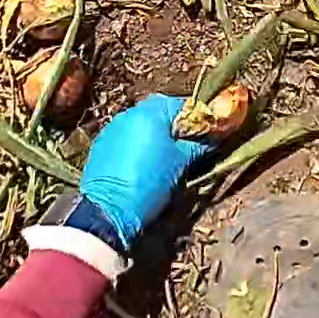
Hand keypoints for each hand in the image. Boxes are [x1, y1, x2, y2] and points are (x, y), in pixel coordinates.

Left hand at [80, 94, 214, 246]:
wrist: (106, 213)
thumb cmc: (150, 181)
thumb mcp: (181, 162)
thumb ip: (200, 143)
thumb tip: (218, 134)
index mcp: (152, 110)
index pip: (183, 104)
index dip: (198, 119)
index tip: (206, 135)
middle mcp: (131, 112)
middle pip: (161, 113)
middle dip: (175, 128)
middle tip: (187, 148)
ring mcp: (113, 128)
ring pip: (143, 126)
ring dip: (155, 137)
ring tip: (164, 159)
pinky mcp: (100, 145)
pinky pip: (127, 138)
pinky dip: (138, 146)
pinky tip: (143, 165)